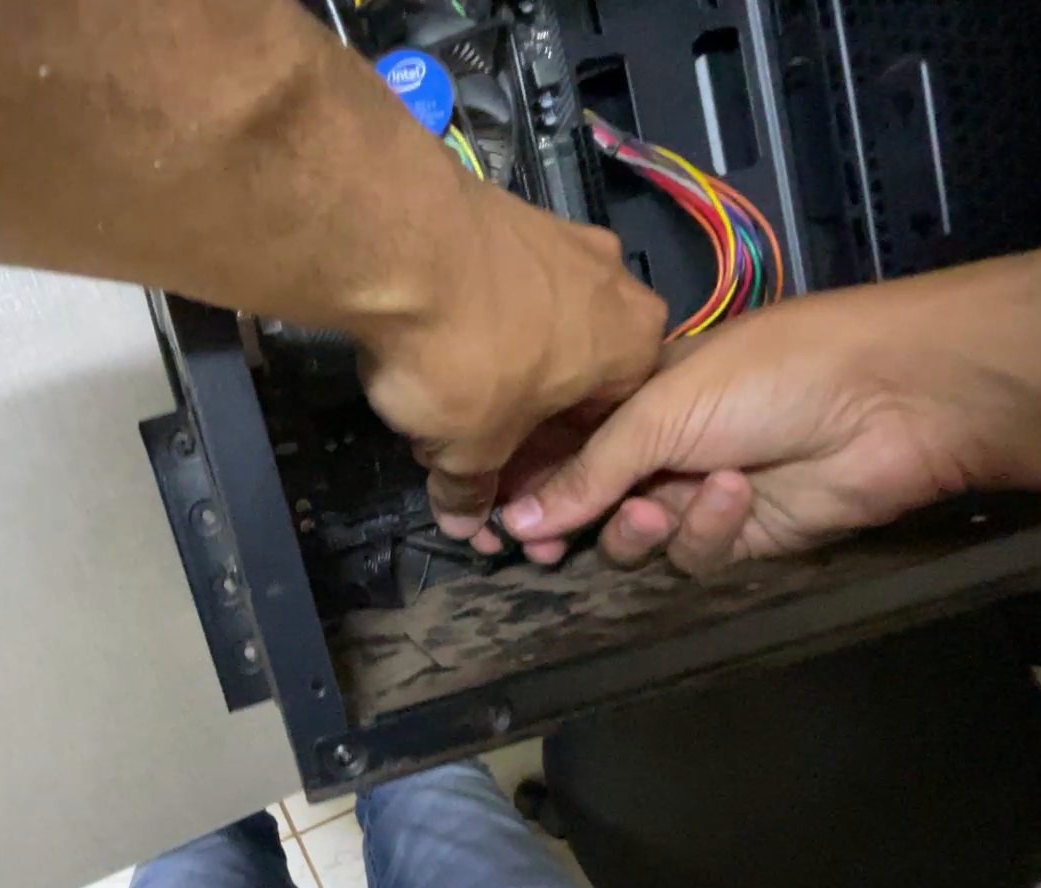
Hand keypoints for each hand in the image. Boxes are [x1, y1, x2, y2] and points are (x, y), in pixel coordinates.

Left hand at [354, 187, 666, 537]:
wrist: (405, 244)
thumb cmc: (468, 363)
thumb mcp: (470, 450)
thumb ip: (471, 491)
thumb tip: (461, 522)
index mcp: (635, 346)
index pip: (603, 425)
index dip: (546, 466)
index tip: (500, 483)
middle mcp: (614, 283)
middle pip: (563, 375)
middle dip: (508, 420)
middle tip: (452, 442)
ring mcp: (561, 238)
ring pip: (528, 331)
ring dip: (485, 373)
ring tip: (426, 395)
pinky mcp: (507, 213)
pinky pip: (496, 288)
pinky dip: (467, 321)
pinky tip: (421, 339)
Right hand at [490, 291, 985, 573]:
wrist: (897, 396)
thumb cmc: (763, 376)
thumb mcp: (658, 413)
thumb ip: (584, 474)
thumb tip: (514, 522)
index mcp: (623, 405)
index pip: (552, 451)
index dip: (519, 483)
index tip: (486, 514)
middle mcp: (649, 453)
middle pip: (580, 504)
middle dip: (561, 525)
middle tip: (539, 548)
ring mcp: (688, 495)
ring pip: (629, 539)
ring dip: (636, 528)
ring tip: (654, 509)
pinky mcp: (733, 536)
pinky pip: (692, 551)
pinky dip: (708, 528)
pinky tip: (734, 493)